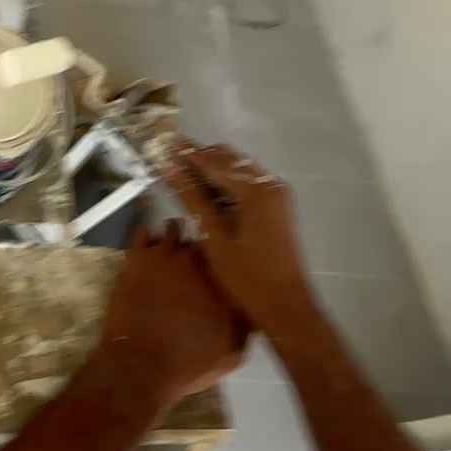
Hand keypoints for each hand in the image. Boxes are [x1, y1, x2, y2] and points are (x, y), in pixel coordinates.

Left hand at [94, 219, 247, 404]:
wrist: (141, 363)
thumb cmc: (188, 362)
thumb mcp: (231, 352)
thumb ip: (244, 322)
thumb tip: (250, 303)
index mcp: (221, 281)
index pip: (229, 255)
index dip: (227, 258)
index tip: (225, 263)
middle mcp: (195, 262)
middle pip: (202, 240)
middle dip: (203, 246)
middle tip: (199, 257)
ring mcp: (164, 256)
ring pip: (174, 231)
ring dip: (177, 236)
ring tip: (176, 246)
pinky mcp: (137, 258)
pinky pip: (144, 232)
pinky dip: (149, 233)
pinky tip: (151, 240)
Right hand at [161, 140, 317, 329]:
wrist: (285, 306)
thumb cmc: (246, 275)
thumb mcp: (213, 235)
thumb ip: (191, 197)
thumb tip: (168, 167)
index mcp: (257, 190)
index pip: (215, 161)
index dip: (188, 153)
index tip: (165, 144)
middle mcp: (270, 185)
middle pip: (229, 159)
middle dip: (200, 159)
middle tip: (171, 163)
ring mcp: (276, 195)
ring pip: (237, 169)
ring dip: (212, 170)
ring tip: (183, 178)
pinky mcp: (276, 207)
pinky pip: (246, 183)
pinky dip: (225, 183)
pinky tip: (205, 194)